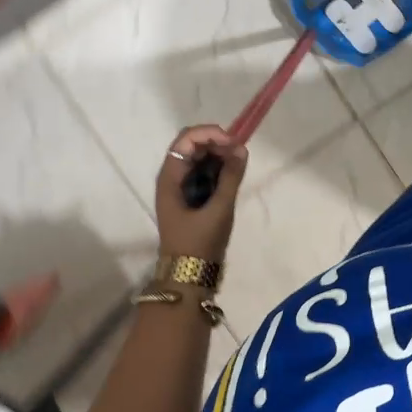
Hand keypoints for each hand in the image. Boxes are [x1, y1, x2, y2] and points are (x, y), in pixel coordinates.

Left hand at [154, 125, 247, 260]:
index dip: (210, 134)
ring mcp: (181, 187)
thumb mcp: (219, 209)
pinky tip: (233, 174)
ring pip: (199, 158)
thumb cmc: (199, 242)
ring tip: (239, 162)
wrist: (187, 277)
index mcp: (170, 178)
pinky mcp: (191, 197)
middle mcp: (172, 177)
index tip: (233, 143)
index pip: (186, 140)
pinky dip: (218, 167)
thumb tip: (241, 148)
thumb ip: (231, 177)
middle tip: (239, 152)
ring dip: (219, 154)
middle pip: (192, 145)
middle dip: (216, 142)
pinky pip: (203, 172)